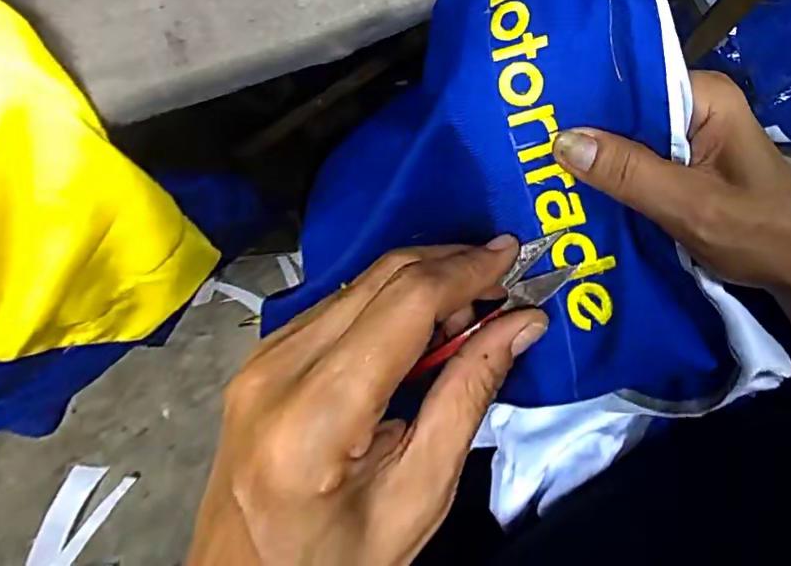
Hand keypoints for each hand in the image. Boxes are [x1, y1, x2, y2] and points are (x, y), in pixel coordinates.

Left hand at [187, 241, 548, 565]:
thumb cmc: (337, 558)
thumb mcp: (423, 489)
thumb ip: (472, 391)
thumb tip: (525, 320)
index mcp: (315, 417)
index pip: (408, 302)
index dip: (468, 269)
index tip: (514, 254)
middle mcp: (279, 373)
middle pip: (389, 277)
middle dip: (457, 266)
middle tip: (502, 290)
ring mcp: (265, 360)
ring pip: (371, 279)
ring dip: (432, 279)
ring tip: (468, 316)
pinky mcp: (267, 356)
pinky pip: (352, 297)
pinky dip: (402, 295)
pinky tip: (427, 326)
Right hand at [551, 71, 790, 302]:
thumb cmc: (760, 233)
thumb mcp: (691, 205)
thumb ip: (630, 173)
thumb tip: (561, 138)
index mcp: (710, 96)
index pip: (638, 79)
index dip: (589, 94)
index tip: (533, 108)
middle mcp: (703, 105)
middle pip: (634, 109)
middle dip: (588, 129)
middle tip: (522, 143)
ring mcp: (700, 135)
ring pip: (637, 138)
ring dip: (600, 157)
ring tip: (536, 166)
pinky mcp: (696, 165)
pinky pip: (649, 161)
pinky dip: (621, 176)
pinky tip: (579, 190)